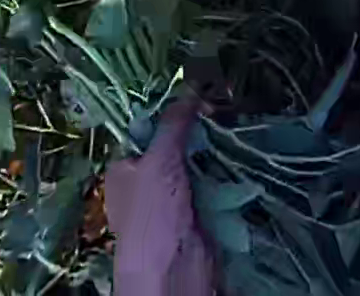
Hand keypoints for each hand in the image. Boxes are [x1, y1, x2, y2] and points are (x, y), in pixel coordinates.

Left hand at [105, 99, 213, 295]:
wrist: (175, 276)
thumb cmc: (152, 215)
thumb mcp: (158, 160)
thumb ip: (174, 122)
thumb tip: (191, 84)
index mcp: (125, 166)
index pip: (146, 124)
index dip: (168, 105)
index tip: (194, 86)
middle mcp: (146, 177)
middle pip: (173, 138)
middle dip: (194, 121)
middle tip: (216, 98)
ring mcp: (172, 193)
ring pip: (193, 155)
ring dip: (210, 140)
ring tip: (229, 112)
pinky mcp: (197, 206)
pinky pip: (209, 174)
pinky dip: (220, 160)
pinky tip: (234, 139)